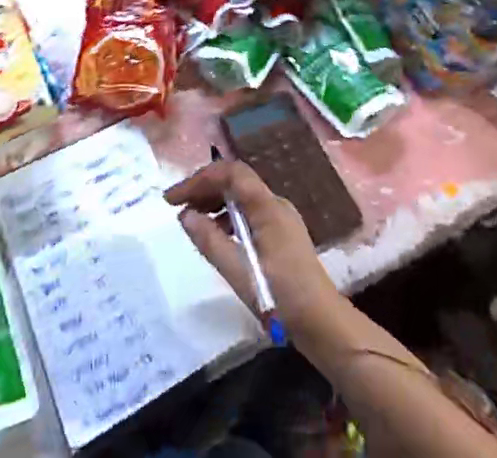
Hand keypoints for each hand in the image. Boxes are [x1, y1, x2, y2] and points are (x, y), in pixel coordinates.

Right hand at [166, 160, 346, 338]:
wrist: (323, 323)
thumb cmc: (280, 297)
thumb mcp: (239, 271)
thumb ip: (210, 241)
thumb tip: (185, 215)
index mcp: (268, 208)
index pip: (230, 173)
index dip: (198, 179)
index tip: (173, 199)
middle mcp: (276, 205)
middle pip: (235, 182)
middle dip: (203, 189)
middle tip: (177, 207)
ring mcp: (281, 218)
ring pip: (242, 197)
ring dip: (214, 202)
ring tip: (192, 220)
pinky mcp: (282, 233)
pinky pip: (249, 212)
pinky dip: (228, 217)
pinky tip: (216, 236)